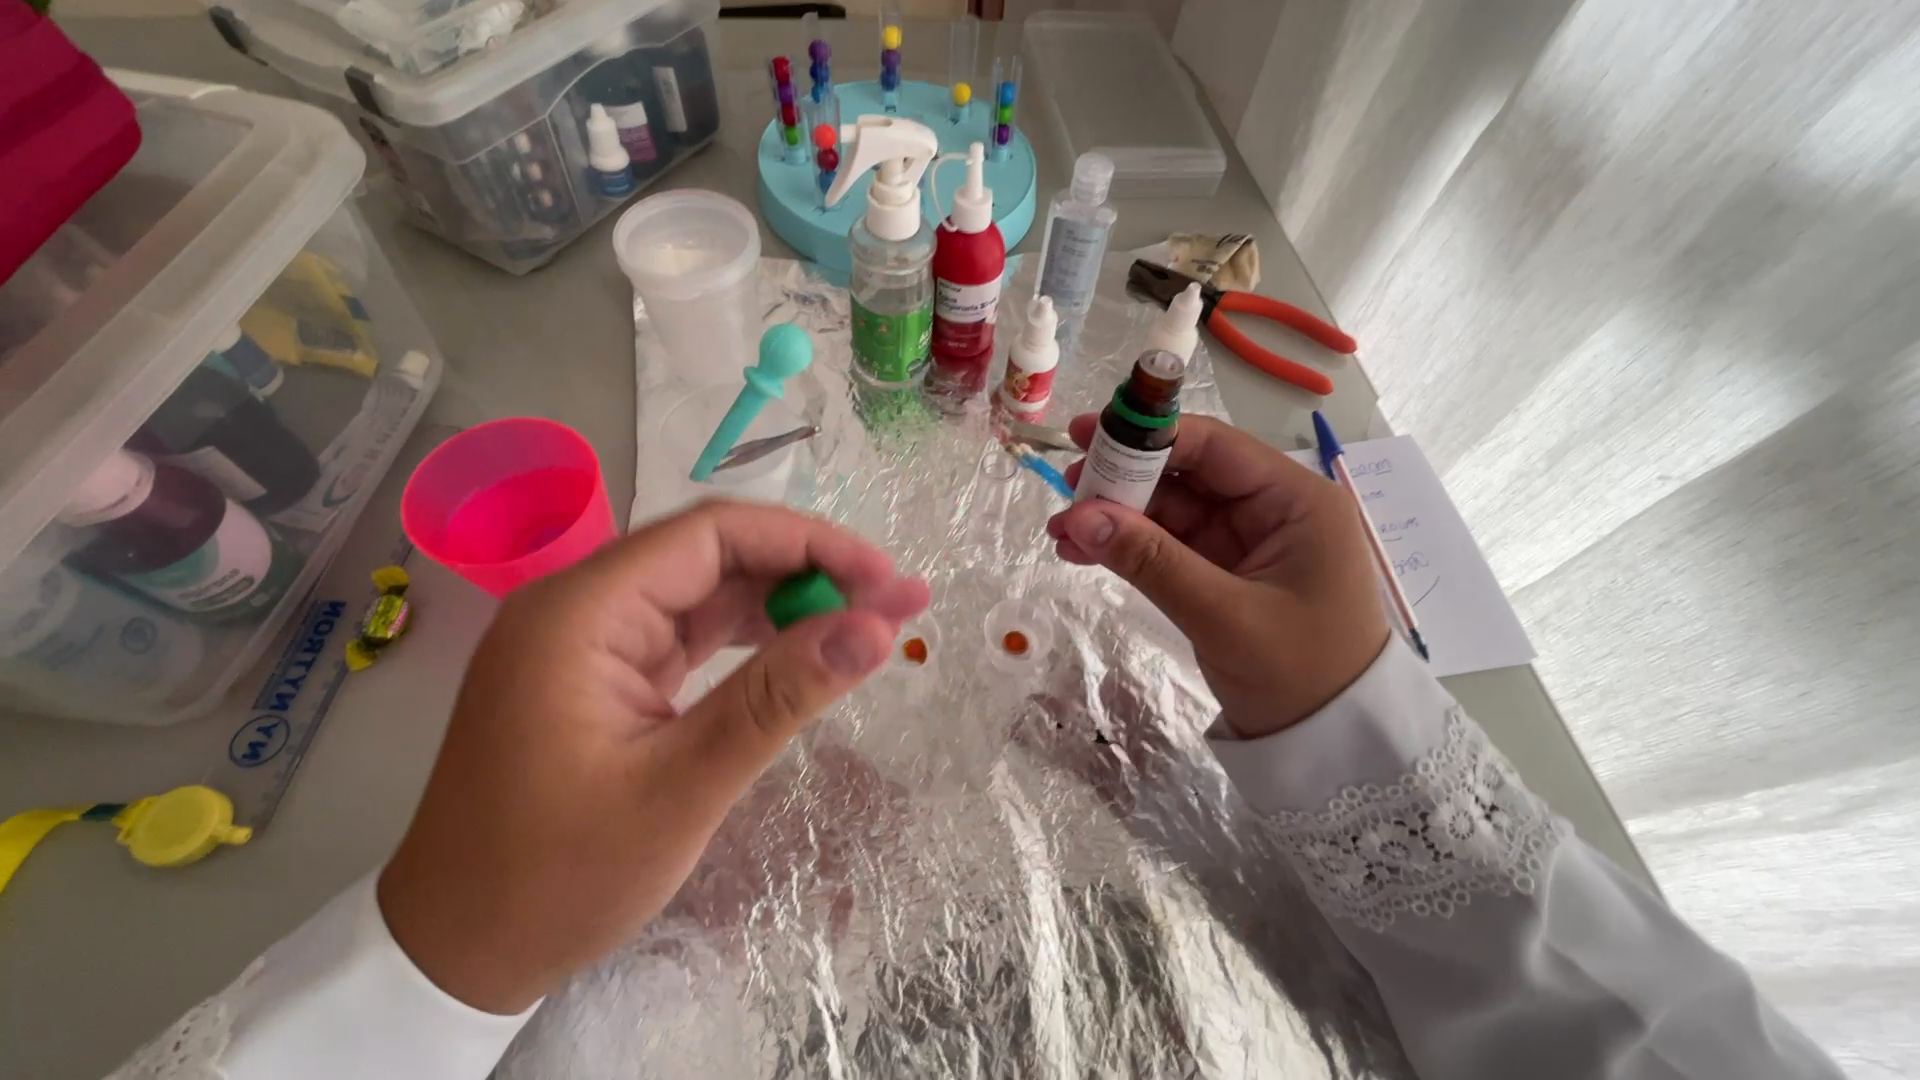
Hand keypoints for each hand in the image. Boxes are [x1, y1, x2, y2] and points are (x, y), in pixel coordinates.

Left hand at [378, 500, 929, 1013]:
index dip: (808, 543)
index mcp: (581, 611)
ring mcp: (592, 641)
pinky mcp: (606, 676)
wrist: (455, 957)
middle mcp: (582, 606)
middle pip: (713, 556)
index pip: (712, 535)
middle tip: (895, 601)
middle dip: (808, 571)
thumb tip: (876, 629)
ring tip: (868, 622)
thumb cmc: (557, 877)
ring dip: (787, 604)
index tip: (883, 577)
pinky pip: (691, 636)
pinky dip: (752, 641)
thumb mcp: (683, 787)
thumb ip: (780, 697)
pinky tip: (803, 651)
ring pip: (707, 594)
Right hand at [1047, 414, 1388, 737]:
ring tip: (1062, 532)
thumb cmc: (1299, 673)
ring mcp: (1245, 543)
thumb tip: (1078, 516)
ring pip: (1170, 512)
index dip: (1148, 436)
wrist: (1330, 743)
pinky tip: (1084, 551)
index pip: (1214, 447)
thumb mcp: (1224, 615)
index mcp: (1295, 500)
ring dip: (1118, 518)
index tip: (1086, 435)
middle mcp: (1271, 510)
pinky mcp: (1224, 574)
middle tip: (1067, 489)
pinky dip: (1129, 548)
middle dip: (1124, 481)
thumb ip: (1151, 561)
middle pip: (1186, 475)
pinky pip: (1169, 547)